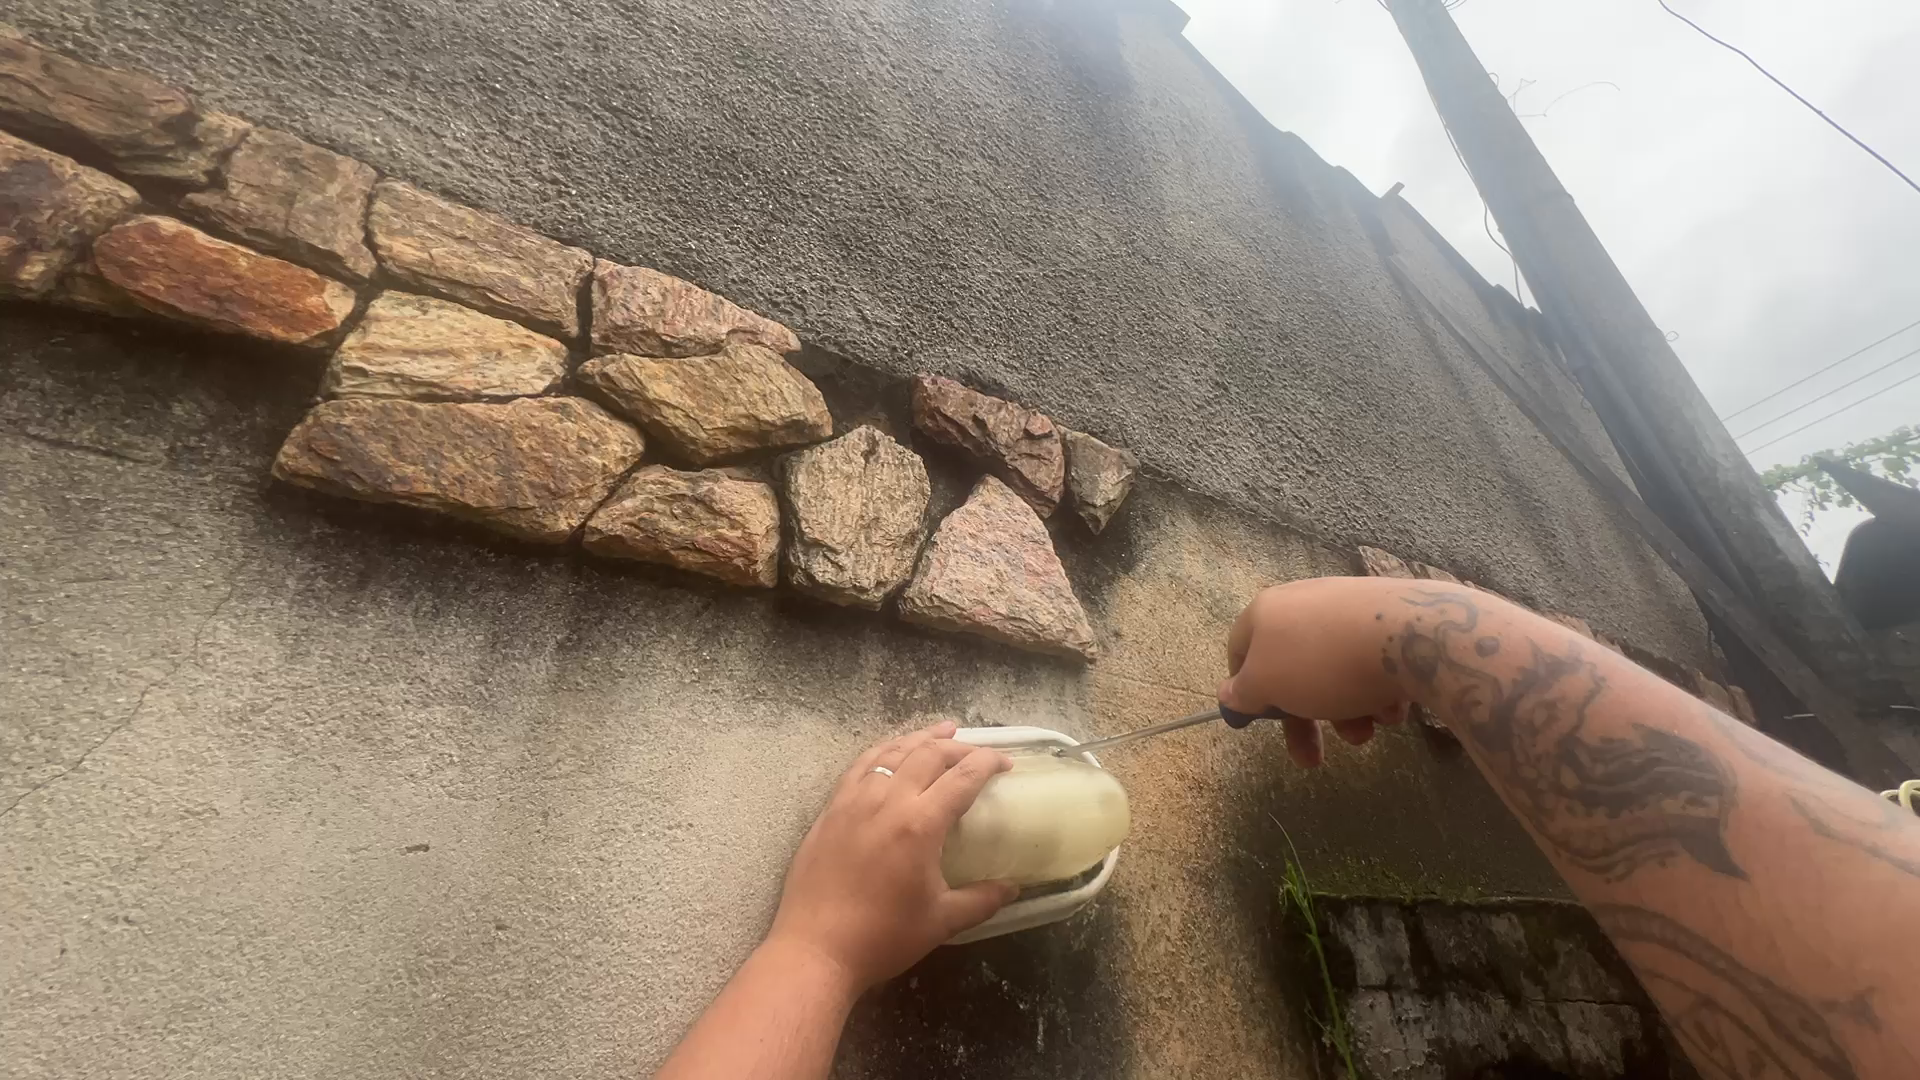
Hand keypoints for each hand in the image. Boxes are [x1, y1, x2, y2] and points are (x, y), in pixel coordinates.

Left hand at [765, 721, 1017, 993]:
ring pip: (895, 750)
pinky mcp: (833, 806)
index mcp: (920, 823)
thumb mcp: (941, 922)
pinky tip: (894, 747)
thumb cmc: (882, 937)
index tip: (1005, 761)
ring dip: (923, 737)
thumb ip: (981, 900)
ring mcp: (856, 798)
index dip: (988, 762)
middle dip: (960, 746)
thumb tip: (1013, 888)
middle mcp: (889, 799)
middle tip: (978, 751)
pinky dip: (885, 748)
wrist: (815, 950)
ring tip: (944, 729)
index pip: (963, 777)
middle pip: (930, 754)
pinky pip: (863, 763)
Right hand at [1218, 577, 1411, 767]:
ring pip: (1332, 669)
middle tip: (1313, 758)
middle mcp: (1301, 603)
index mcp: (1264, 612)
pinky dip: (1374, 688)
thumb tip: (1226, 696)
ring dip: (1343, 710)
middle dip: (1303, 718)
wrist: (1412, 635)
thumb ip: (1243, 693)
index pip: (1239, 650)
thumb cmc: (1321, 663)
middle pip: (1290, 668)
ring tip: (1366, 731)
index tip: (1259, 721)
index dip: (1244, 689)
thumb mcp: (1268, 685)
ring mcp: (1346, 607)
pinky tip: (1392, 706)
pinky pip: (1369, 659)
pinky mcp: (1389, 617)